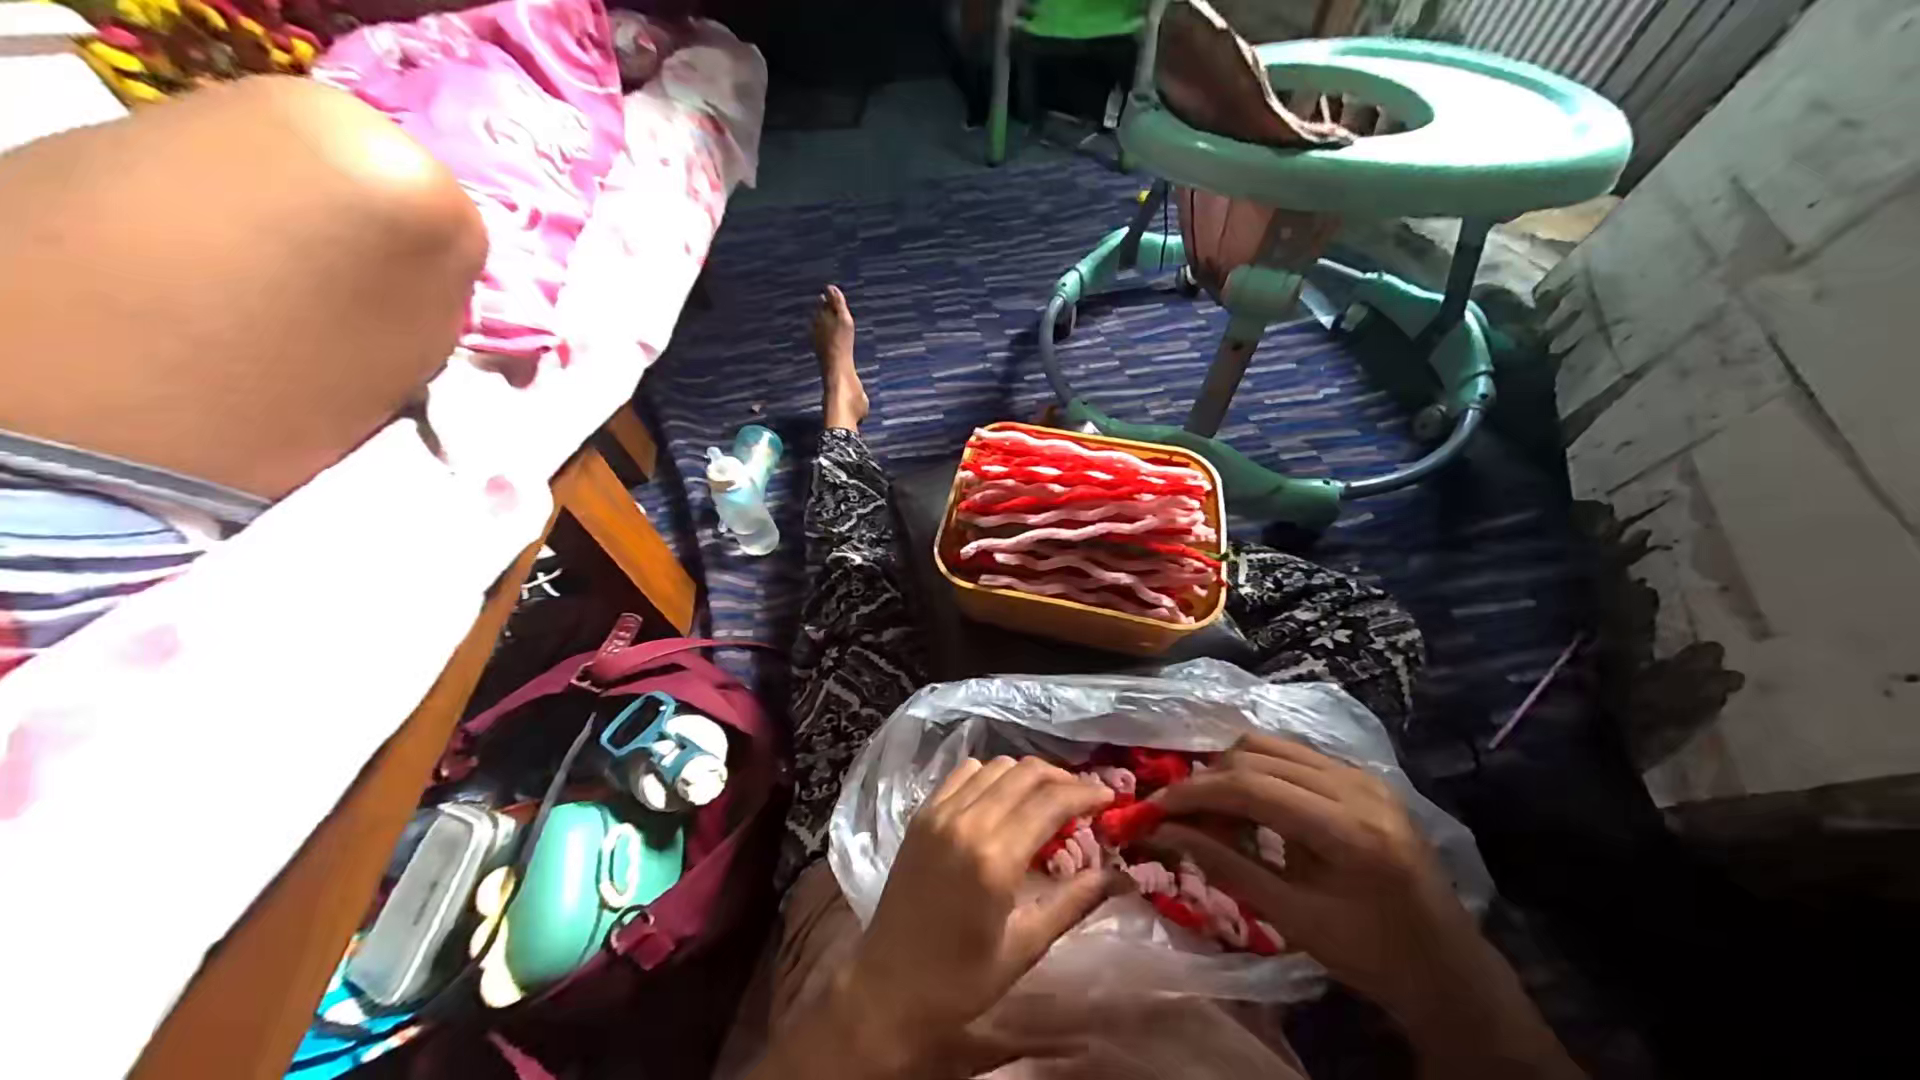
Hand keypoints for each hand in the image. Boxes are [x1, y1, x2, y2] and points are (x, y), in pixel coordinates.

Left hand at [840, 756, 1126, 1069]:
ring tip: (1046, 799)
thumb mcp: (1026, 946)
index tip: (1109, 799)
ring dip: (1027, 775)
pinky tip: (1002, 799)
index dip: (1086, 793)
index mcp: (995, 857)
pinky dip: (991, 776)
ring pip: (995, 765)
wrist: (888, 987)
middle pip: (1025, 772)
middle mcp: (966, 822)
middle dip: (1062, 778)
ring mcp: (939, 813)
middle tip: (1084, 799)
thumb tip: (1120, 874)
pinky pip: (963, 774)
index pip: (1051, 800)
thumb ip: (1073, 901)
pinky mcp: (921, 814)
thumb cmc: (961, 979)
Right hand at [1150, 735, 1580, 1078]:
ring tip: (1211, 809)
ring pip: (1269, 745)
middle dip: (1206, 781)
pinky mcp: (1362, 776)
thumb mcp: (1292, 919)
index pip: (1251, 786)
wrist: (1448, 967)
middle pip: (1255, 756)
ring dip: (1229, 770)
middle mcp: (1358, 787)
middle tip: (1178, 814)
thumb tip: (1164, 831)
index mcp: (1350, 831)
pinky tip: (1247, 803)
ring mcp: (1363, 775)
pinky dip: (1256, 770)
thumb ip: (1225, 865)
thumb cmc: (1371, 956)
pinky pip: (1291, 754)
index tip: (1154, 809)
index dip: (1194, 793)